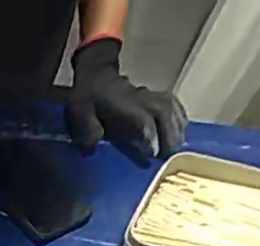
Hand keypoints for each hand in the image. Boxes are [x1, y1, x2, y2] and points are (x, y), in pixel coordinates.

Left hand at [64, 37, 186, 165]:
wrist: (96, 76)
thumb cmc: (87, 98)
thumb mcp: (79, 113)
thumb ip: (87, 129)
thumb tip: (93, 146)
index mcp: (122, 105)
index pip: (141, 119)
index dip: (148, 135)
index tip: (152, 153)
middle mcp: (141, 99)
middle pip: (163, 113)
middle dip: (169, 134)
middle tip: (169, 155)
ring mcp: (149, 96)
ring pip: (171, 108)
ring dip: (177, 127)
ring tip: (177, 147)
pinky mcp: (153, 97)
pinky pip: (172, 104)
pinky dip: (179, 118)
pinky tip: (180, 130)